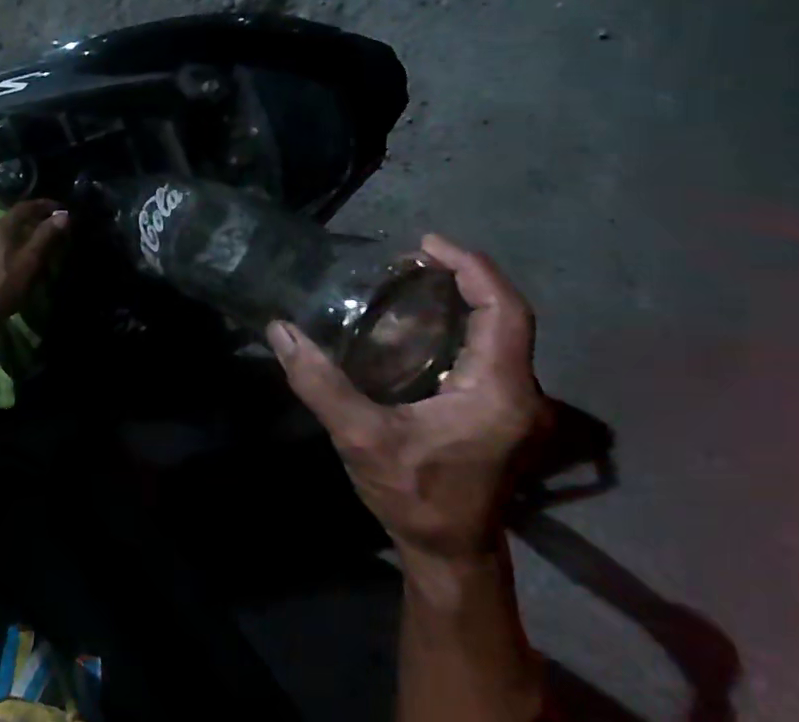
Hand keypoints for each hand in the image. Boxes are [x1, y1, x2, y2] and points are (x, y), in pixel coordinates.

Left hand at [0, 200, 69, 323]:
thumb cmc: (7, 283)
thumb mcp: (31, 258)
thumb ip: (46, 235)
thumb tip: (63, 215)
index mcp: (1, 225)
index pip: (25, 206)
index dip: (45, 205)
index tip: (63, 209)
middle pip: (19, 217)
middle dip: (40, 219)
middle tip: (59, 226)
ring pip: (13, 230)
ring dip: (32, 232)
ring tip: (49, 240)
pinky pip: (7, 241)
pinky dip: (22, 242)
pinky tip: (32, 255)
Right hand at [266, 234, 550, 568]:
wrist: (450, 553)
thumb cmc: (415, 496)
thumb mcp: (361, 438)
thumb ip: (320, 383)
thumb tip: (280, 330)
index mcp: (499, 391)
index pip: (504, 311)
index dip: (472, 269)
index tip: (427, 245)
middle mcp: (519, 392)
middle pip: (506, 317)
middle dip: (465, 278)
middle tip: (413, 260)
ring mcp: (513, 405)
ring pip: (500, 335)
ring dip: (465, 302)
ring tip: (414, 283)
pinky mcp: (498, 415)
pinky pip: (488, 354)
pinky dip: (461, 328)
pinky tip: (420, 328)